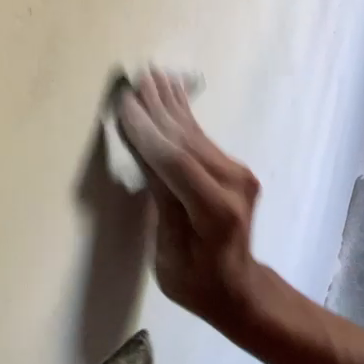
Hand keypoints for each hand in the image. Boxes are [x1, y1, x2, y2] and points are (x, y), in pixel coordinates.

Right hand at [115, 69, 264, 326]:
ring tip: (154, 75)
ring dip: (171, 104)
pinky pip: (202, 139)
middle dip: (159, 109)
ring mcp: (238, 173)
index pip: (176, 163)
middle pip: (187, 140)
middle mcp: (233, 184)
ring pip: (195, 134)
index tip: (126, 104)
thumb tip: (148, 158)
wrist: (237, 288)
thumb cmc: (195, 285)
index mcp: (215, 211)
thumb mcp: (167, 257)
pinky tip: (175, 94)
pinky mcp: (234, 168)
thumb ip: (162, 205)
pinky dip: (184, 116)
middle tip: (139, 77)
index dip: (148, 133)